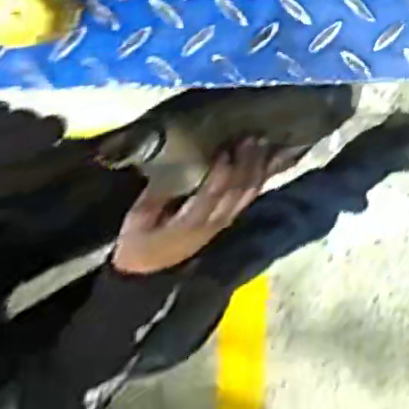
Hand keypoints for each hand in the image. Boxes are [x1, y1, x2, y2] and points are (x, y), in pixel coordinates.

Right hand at [111, 140, 270, 275]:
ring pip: (249, 193)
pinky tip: (271, 158)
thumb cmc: (139, 239)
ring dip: (258, 166)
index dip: (221, 173)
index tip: (224, 150)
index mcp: (188, 223)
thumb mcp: (137, 218)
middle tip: (251, 138)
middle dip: (246, 163)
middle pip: (237, 191)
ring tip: (262, 142)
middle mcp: (213, 222)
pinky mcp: (230, 217)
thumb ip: (155, 194)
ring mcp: (225, 221)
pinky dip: (263, 175)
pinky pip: (251, 195)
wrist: (146, 270)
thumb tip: (171, 165)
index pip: (211, 196)